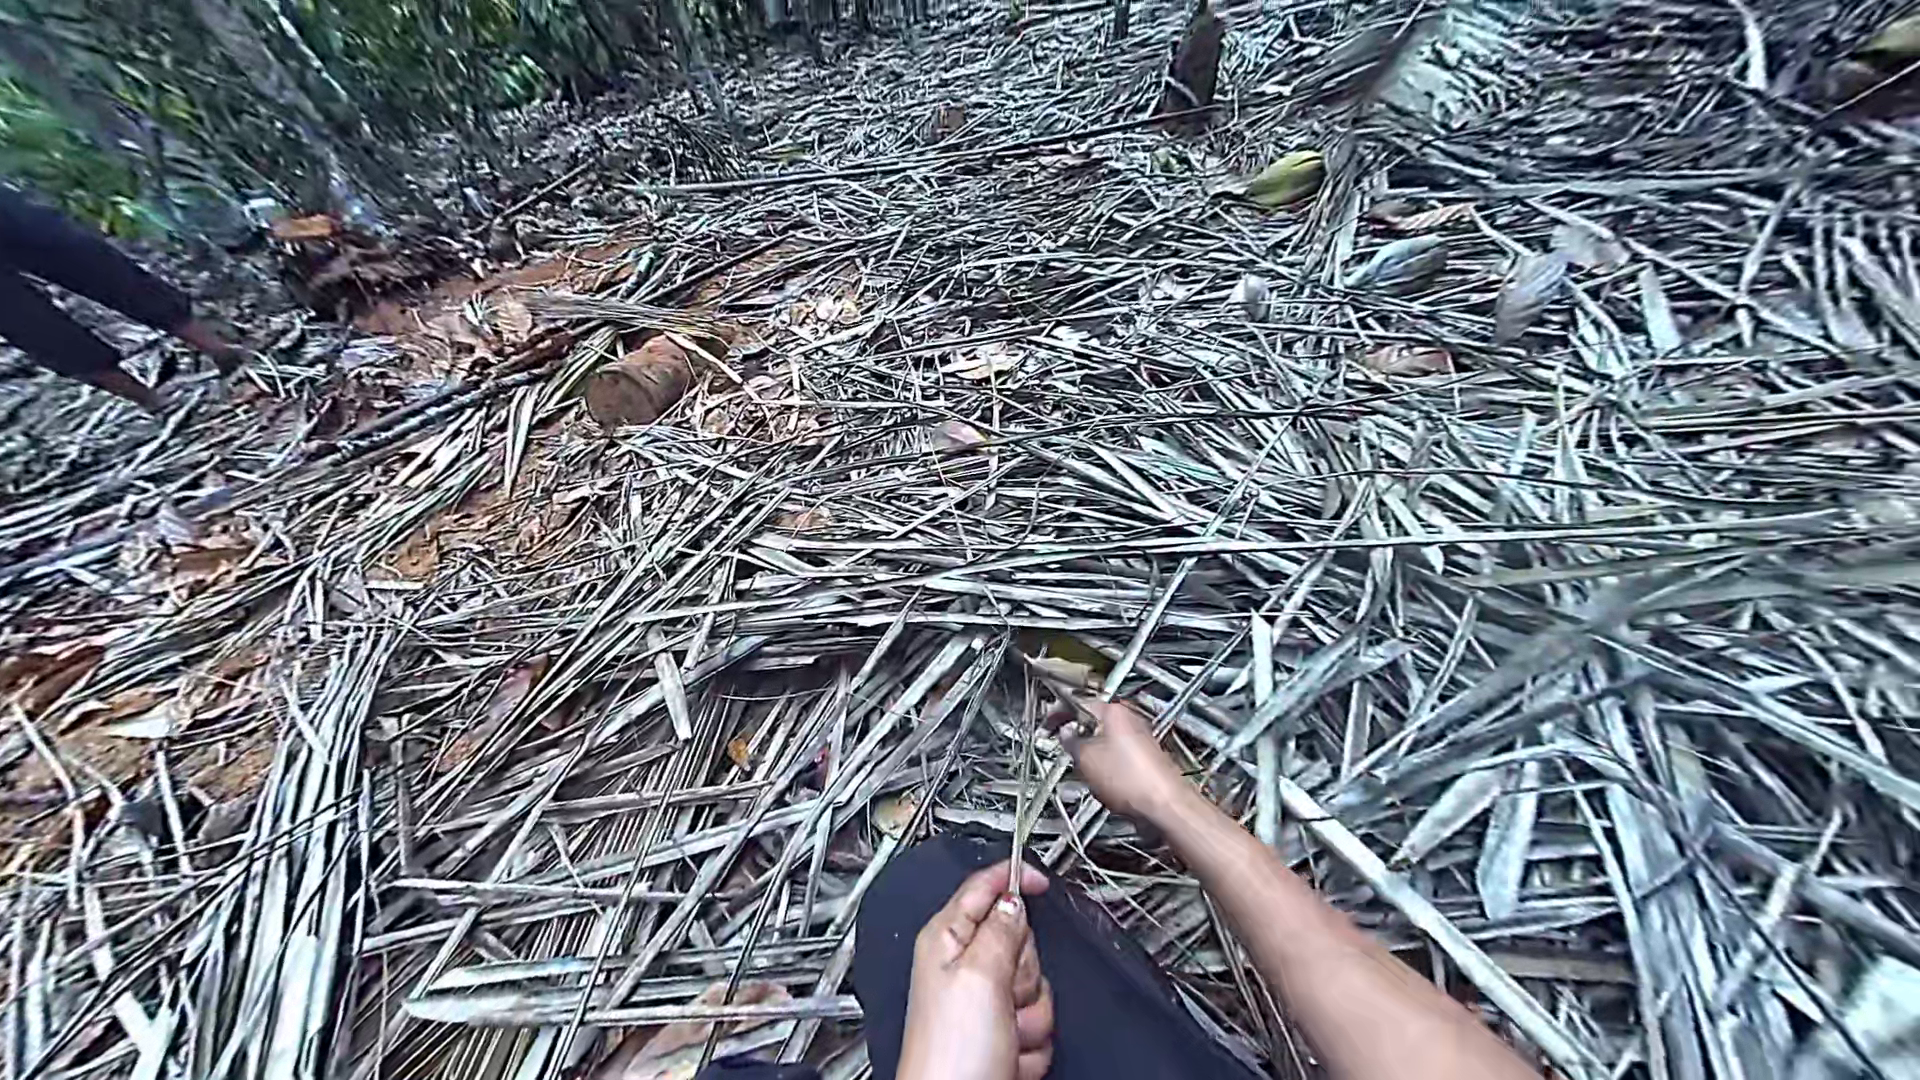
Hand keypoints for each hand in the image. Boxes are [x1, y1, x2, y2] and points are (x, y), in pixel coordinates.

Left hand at [897, 861, 1052, 1079]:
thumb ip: (1002, 929)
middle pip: (1016, 936)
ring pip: (1033, 980)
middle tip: (1007, 993)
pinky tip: (1009, 1053)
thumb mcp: (979, 976)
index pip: (983, 886)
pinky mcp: (1000, 1031)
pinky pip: (1036, 1017)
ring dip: (1029, 1011)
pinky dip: (1031, 1039)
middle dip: (1024, 967)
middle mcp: (964, 964)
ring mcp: (982, 999)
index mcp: (948, 938)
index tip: (1038, 879)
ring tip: (1005, 1031)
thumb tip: (1014, 898)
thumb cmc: (951, 1056)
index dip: (1013, 877)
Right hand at [1051, 698, 1190, 823]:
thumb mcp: (1086, 758)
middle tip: (1065, 746)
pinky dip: (1107, 764)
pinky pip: (1118, 756)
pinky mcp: (1147, 759)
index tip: (1049, 722)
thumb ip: (1070, 741)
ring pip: (1105, 740)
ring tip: (1085, 768)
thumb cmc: (1133, 781)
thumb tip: (1065, 734)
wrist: (1166, 807)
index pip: (1079, 703)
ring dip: (1091, 751)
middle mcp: (1130, 720)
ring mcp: (1141, 739)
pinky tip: (1105, 781)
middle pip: (1093, 721)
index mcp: (1114, 712)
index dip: (1059, 713)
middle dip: (1077, 734)